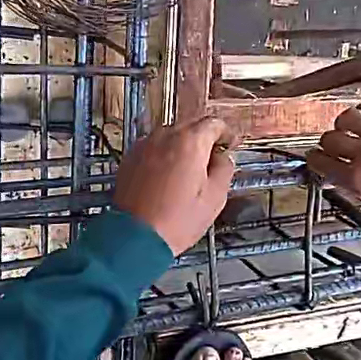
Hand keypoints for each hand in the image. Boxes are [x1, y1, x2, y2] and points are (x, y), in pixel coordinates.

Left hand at [113, 116, 235, 253]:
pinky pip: (153, 148)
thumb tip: (224, 157)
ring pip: (170, 136)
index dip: (226, 133)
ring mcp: (144, 145)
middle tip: (213, 157)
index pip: (213, 123)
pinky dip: (163, 154)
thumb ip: (224, 169)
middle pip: (190, 125)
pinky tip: (168, 175)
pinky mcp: (130, 158)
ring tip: (190, 169)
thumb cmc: (176, 220)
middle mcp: (164, 136)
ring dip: (183, 146)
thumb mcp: (215, 197)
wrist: (135, 236)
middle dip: (204, 138)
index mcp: (190, 141)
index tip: (230, 144)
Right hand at [303, 104, 360, 223]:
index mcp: (359, 177)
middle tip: (333, 144)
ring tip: (349, 126)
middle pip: (330, 138)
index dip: (314, 159)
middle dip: (328, 142)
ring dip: (344, 123)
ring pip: (348, 116)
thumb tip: (345, 176)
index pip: (321, 162)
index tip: (316, 158)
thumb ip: (357, 185)